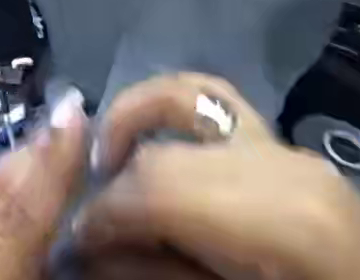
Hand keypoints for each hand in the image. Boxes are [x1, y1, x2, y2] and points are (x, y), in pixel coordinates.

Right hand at [72, 74, 359, 279]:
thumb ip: (174, 278)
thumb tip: (97, 255)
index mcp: (289, 218)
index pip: (164, 187)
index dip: (108, 215)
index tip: (70, 248)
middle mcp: (283, 161)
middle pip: (167, 149)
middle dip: (113, 183)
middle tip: (82, 223)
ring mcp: (289, 146)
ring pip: (186, 98)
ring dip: (134, 123)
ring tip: (104, 165)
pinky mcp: (288, 149)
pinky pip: (214, 104)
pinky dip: (169, 112)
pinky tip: (148, 142)